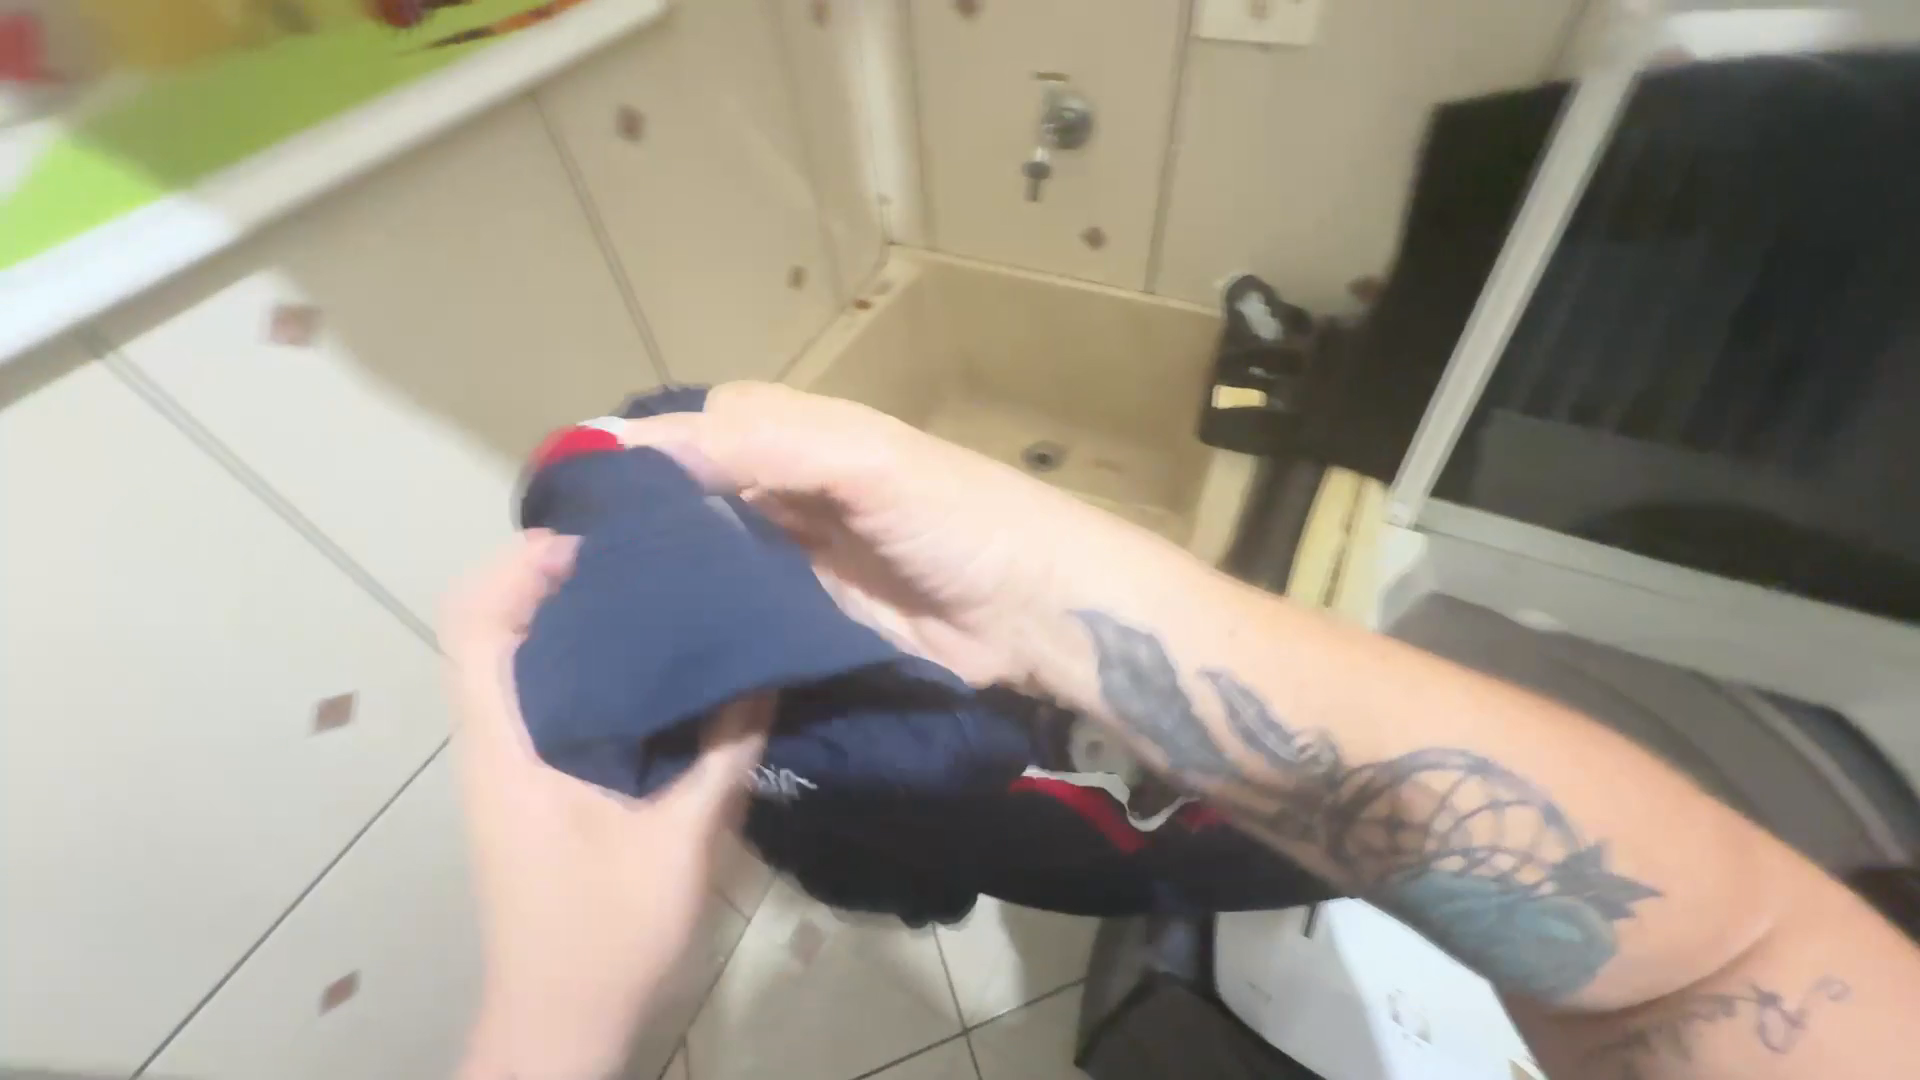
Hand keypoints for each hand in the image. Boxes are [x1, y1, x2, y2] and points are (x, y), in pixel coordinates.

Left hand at [443, 531, 769, 1079]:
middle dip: (553, 578)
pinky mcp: (540, 782)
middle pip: (495, 630)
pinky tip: (658, 664)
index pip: (475, 629)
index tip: (591, 544)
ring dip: (575, 617)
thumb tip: (766, 669)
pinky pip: (554, 696)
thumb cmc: (607, 934)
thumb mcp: (684, 837)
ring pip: (525, 662)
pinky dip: (593, 661)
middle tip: (639, 555)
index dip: (517, 570)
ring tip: (655, 592)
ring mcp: (515, 763)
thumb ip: (726, 749)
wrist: (561, 1022)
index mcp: (510, 747)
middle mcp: (499, 743)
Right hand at [621, 382, 1172, 687]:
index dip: (644, 456)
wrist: (1032, 612)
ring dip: (670, 577)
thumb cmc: (957, 517)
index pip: (701, 432)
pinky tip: (656, 642)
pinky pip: (744, 616)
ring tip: (593, 607)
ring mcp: (801, 562)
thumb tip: (631, 441)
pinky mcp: (812, 621)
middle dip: (647, 524)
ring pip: (715, 560)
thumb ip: (762, 443)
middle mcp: (793, 495)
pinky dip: (707, 623)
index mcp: (802, 440)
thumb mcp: (864, 459)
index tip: (575, 497)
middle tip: (570, 566)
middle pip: (700, 499)